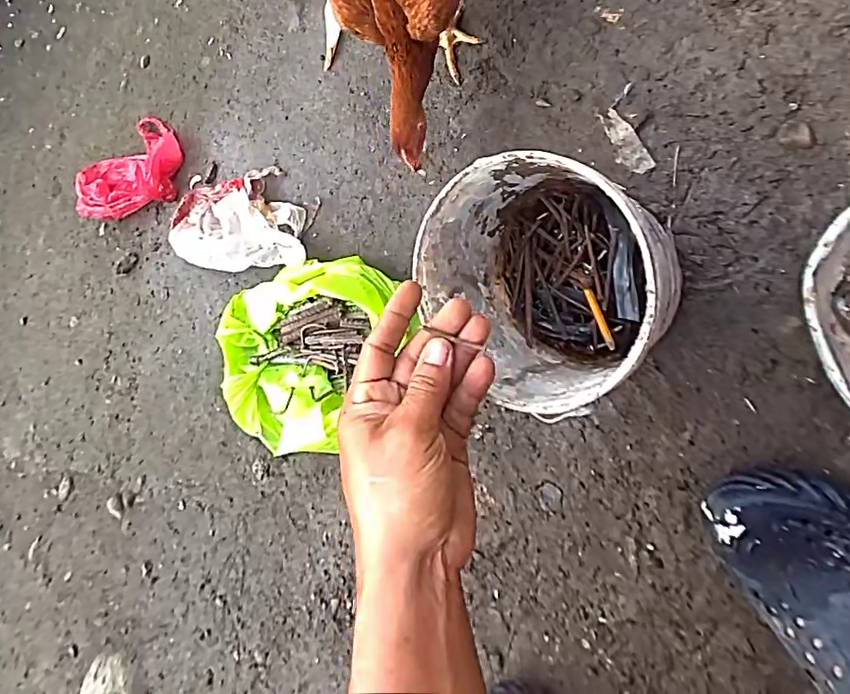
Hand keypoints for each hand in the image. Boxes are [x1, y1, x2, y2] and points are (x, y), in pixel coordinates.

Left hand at [339, 280, 495, 571]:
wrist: (419, 558)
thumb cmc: (392, 509)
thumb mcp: (407, 433)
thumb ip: (427, 387)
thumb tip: (437, 348)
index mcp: (366, 405)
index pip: (381, 347)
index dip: (396, 316)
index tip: (410, 290)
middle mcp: (393, 411)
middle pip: (419, 359)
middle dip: (439, 332)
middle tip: (460, 308)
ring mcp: (422, 426)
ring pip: (444, 378)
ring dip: (461, 354)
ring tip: (479, 328)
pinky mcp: (447, 442)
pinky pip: (460, 403)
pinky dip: (472, 384)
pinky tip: (483, 366)